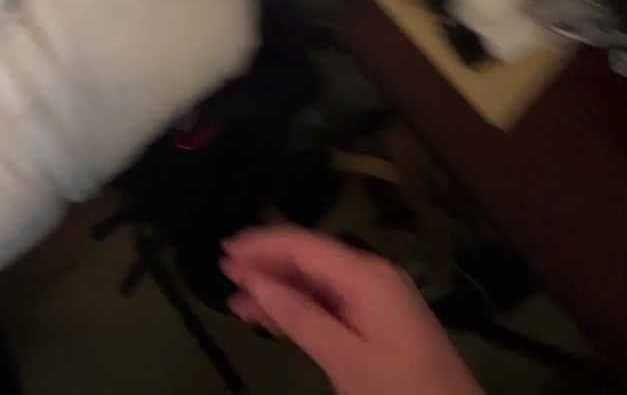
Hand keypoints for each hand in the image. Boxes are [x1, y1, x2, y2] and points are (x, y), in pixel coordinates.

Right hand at [221, 228, 482, 394]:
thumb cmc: (403, 392)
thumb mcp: (346, 359)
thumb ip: (297, 315)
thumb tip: (251, 280)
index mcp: (365, 275)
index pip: (301, 245)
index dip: (260, 245)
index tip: (223, 251)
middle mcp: (370, 276)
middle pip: (306, 260)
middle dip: (265, 267)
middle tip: (225, 275)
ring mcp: (376, 299)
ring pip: (314, 283)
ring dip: (277, 290)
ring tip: (238, 303)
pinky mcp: (378, 322)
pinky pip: (329, 304)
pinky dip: (298, 309)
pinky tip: (271, 318)